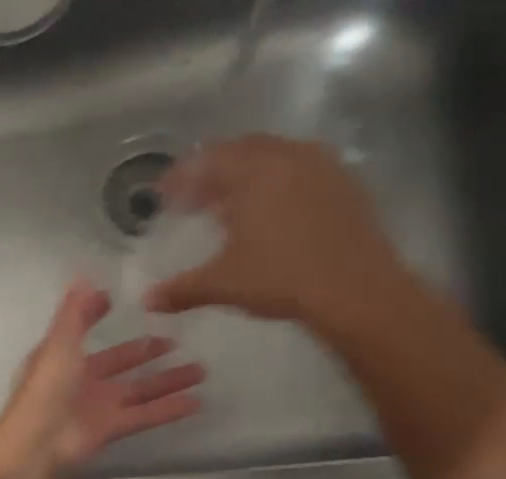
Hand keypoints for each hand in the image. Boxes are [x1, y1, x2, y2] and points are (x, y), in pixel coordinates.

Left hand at [0, 280, 205, 478]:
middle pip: (118, 363)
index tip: (116, 301)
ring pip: (138, 390)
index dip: (95, 315)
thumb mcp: (59, 343)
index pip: (81, 331)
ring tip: (201, 370)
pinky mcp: (110, 430)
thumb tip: (84, 276)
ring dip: (167, 381)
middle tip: (176, 341)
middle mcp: (80, 381)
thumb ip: (74, 313)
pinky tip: (196, 401)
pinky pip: (145, 416)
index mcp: (61, 357)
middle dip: (145, 352)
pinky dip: (169, 409)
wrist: (36, 445)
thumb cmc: (45, 390)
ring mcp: (96, 407)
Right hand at [145, 136, 412, 329]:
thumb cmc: (281, 277)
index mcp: (253, 172)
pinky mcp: (345, 184)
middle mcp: (288, 157)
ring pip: (275, 156)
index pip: (207, 161)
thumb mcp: (223, 283)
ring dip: (248, 173)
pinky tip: (270, 213)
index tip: (162, 193)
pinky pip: (301, 170)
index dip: (180, 176)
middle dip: (214, 169)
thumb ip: (182, 288)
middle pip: (242, 150)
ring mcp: (322, 167)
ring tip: (231, 203)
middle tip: (195, 194)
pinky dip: (278, 183)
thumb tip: (148, 301)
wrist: (356, 288)